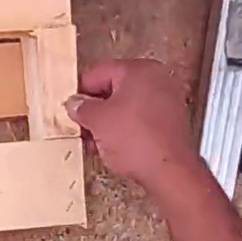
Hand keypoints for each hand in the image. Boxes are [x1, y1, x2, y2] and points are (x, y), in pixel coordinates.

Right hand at [65, 59, 202, 195]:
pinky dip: (125, 129)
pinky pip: (141, 119)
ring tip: (94, 141)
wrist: (167, 170)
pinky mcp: (170, 122)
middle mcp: (156, 79)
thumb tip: (75, 103)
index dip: (81, 90)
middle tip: (81, 125)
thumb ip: (83, 108)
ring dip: (108, 121)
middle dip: (96, 108)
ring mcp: (166, 100)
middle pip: (115, 88)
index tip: (71, 107)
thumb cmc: (135, 139)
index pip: (100, 72)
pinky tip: (113, 146)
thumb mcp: (98, 121)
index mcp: (138, 70)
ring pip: (128, 106)